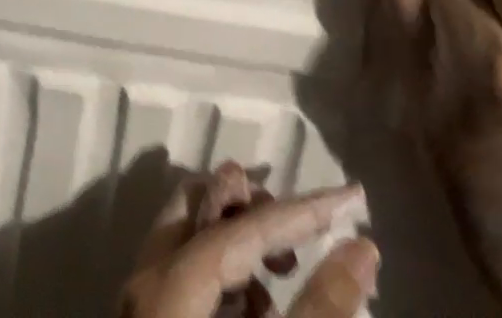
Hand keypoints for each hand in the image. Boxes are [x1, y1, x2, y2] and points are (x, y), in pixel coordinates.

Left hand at [119, 161, 378, 317]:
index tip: (355, 195)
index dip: (308, 209)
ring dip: (238, 239)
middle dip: (254, 206)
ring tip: (283, 272)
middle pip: (198, 204)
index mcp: (172, 281)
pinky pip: (182, 273)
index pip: (250, 226)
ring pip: (188, 237)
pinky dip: (222, 271)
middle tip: (298, 232)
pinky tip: (256, 307)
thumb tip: (361, 248)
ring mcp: (139, 304)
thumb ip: (320, 305)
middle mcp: (145, 281)